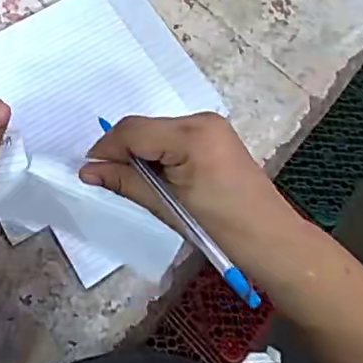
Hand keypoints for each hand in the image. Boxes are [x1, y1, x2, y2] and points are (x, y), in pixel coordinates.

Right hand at [79, 113, 307, 268]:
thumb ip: (126, 182)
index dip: (106, 149)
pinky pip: (172, 135)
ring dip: (139, 151)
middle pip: (144, 127)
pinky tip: (155, 175)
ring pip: (156, 130)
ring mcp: (210, 124)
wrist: (274, 242)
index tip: (89, 170)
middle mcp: (201, 120)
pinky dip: (157, 151)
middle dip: (122, 150)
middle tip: (106, 177)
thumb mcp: (168, 207)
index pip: (134, 131)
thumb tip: (89, 170)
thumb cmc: (223, 230)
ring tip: (131, 180)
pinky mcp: (214, 133)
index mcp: (192, 136)